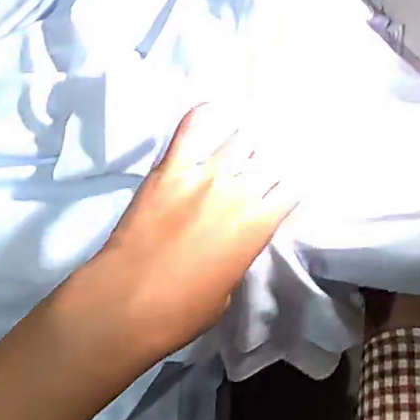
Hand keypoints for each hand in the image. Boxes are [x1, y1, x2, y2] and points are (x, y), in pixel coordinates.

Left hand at [58, 105, 297, 363]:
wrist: (125, 303)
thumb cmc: (182, 311)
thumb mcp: (229, 286)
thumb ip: (239, 249)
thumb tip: (235, 233)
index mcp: (259, 223)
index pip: (292, 189)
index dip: (294, 185)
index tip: (290, 185)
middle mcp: (239, 190)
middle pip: (270, 162)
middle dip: (274, 163)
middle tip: (271, 163)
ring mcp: (204, 174)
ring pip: (239, 140)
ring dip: (247, 142)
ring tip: (248, 140)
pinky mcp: (170, 167)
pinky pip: (192, 128)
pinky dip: (205, 114)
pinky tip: (215, 108)